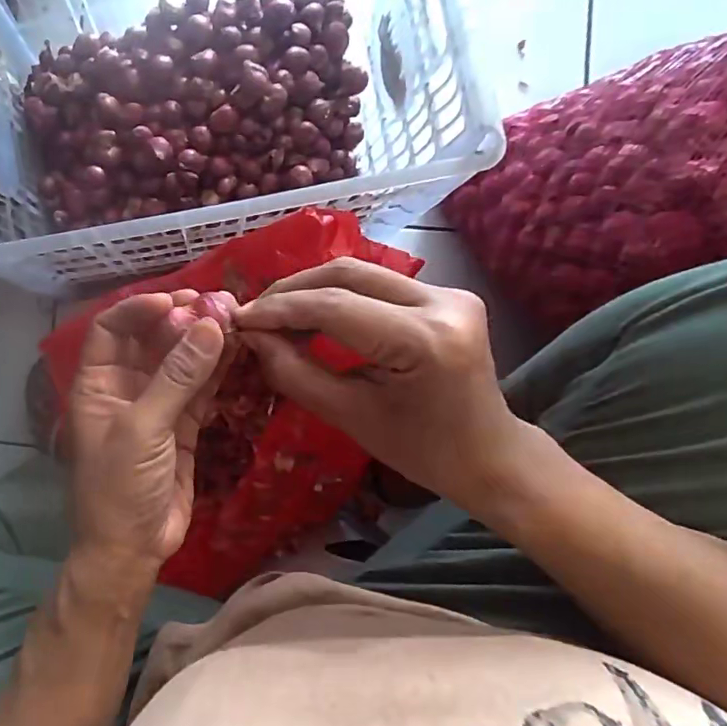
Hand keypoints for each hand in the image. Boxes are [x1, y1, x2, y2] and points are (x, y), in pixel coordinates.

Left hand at [65, 290, 230, 579]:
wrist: (132, 549)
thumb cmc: (119, 487)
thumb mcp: (143, 429)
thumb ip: (177, 378)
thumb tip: (210, 325)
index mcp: (97, 383)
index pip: (112, 328)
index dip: (140, 309)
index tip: (178, 300)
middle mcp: (124, 387)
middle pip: (150, 339)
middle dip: (180, 319)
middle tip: (216, 304)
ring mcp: (155, 405)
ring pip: (180, 361)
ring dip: (203, 341)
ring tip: (233, 318)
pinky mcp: (182, 425)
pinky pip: (200, 388)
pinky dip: (217, 370)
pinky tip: (238, 349)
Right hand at [233, 258, 532, 504]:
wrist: (488, 454)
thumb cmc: (420, 450)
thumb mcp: (348, 416)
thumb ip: (293, 372)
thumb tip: (252, 336)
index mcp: (422, 341)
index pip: (333, 307)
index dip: (278, 310)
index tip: (238, 321)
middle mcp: (442, 302)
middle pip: (346, 274)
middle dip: (290, 291)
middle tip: (253, 314)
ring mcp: (449, 292)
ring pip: (359, 272)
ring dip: (310, 289)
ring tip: (273, 314)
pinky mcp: (445, 293)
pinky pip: (375, 283)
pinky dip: (335, 295)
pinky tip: (309, 313)